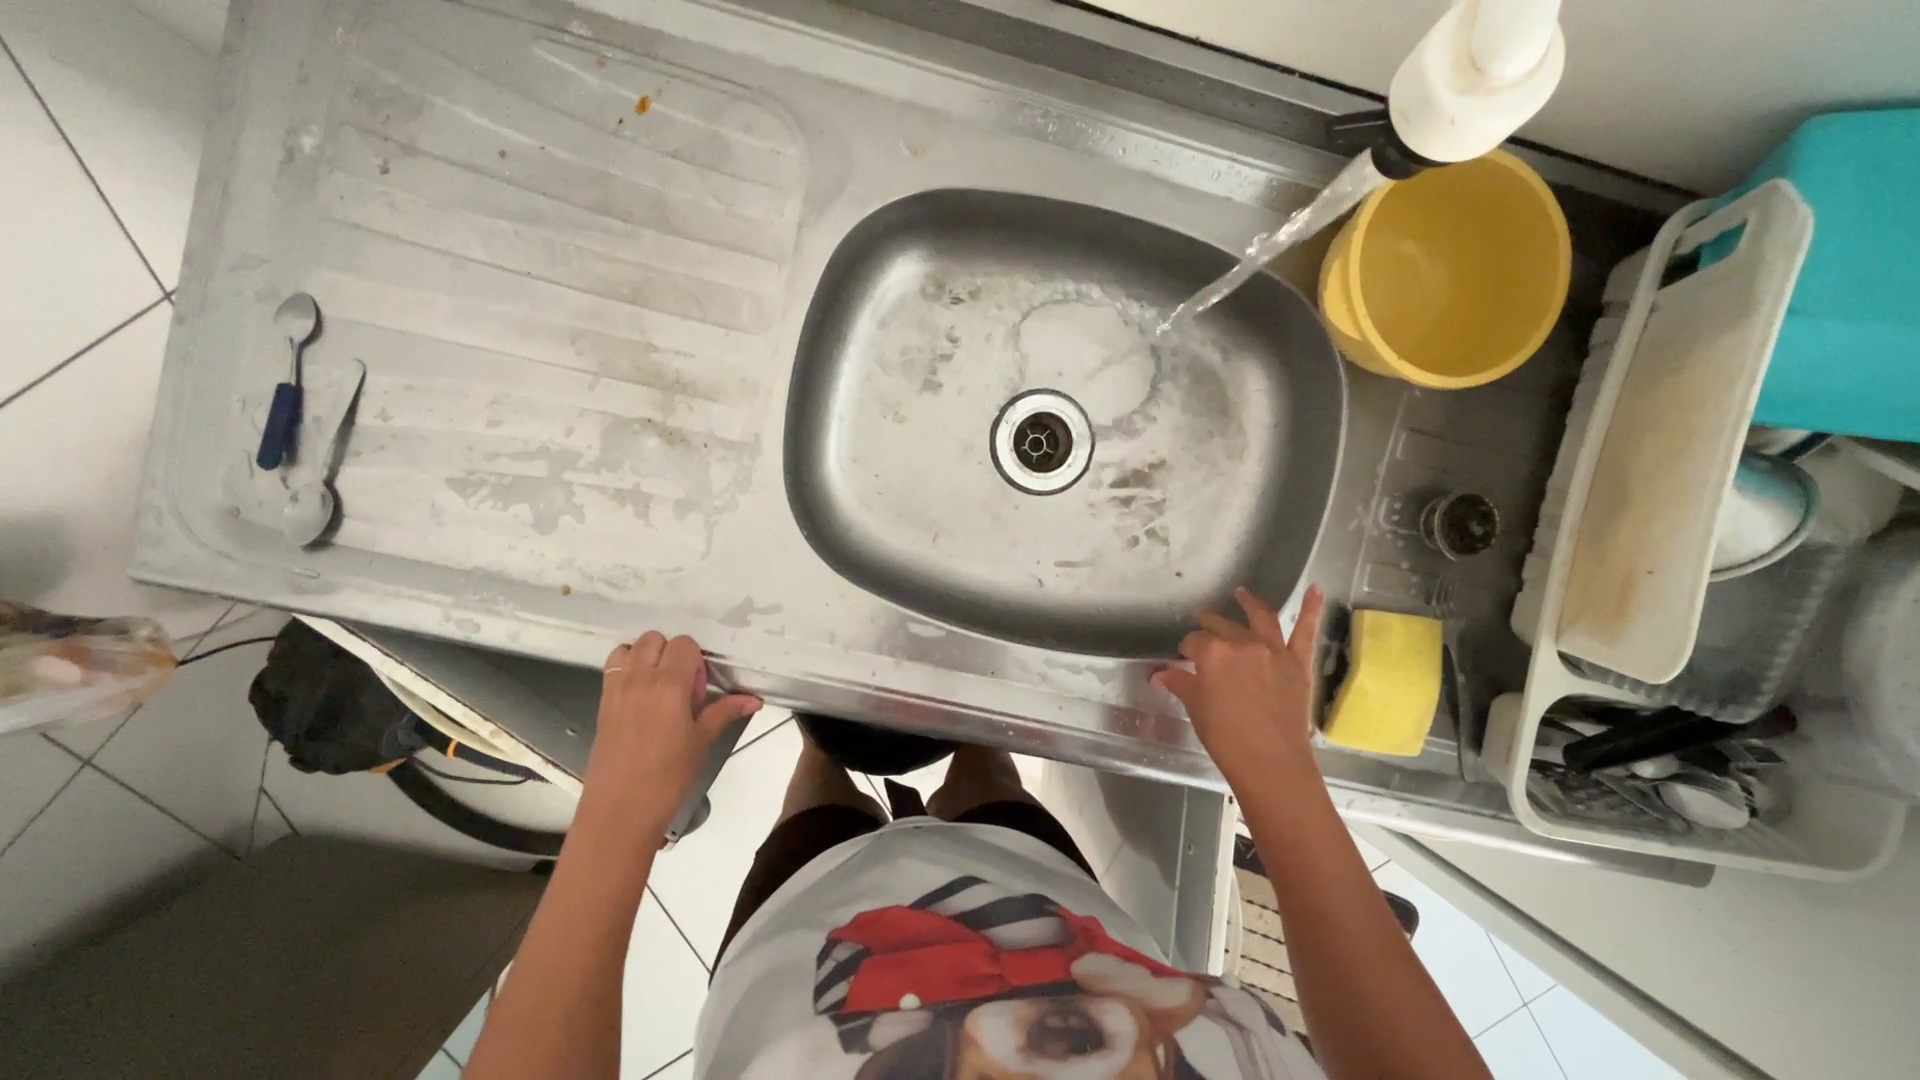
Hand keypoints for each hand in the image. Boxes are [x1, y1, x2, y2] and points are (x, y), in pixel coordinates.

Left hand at [579, 631, 761, 839]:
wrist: (620, 809)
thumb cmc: (668, 777)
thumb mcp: (702, 742)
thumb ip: (725, 712)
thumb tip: (753, 699)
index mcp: (668, 685)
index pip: (684, 645)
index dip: (696, 663)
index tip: (698, 693)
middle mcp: (638, 679)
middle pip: (654, 639)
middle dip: (672, 655)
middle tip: (682, 690)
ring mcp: (616, 689)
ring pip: (629, 648)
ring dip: (646, 658)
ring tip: (659, 689)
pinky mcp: (602, 703)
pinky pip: (613, 668)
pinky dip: (627, 670)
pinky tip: (641, 701)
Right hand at [1152, 585, 1324, 784]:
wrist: (1270, 762)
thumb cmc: (1225, 738)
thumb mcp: (1197, 708)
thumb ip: (1181, 683)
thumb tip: (1160, 674)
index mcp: (1213, 653)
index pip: (1194, 641)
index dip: (1186, 650)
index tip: (1184, 659)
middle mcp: (1243, 643)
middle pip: (1221, 626)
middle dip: (1209, 626)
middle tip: (1204, 627)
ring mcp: (1274, 650)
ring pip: (1260, 617)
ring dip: (1249, 602)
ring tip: (1241, 593)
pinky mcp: (1298, 662)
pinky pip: (1306, 630)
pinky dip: (1312, 608)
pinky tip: (1316, 589)